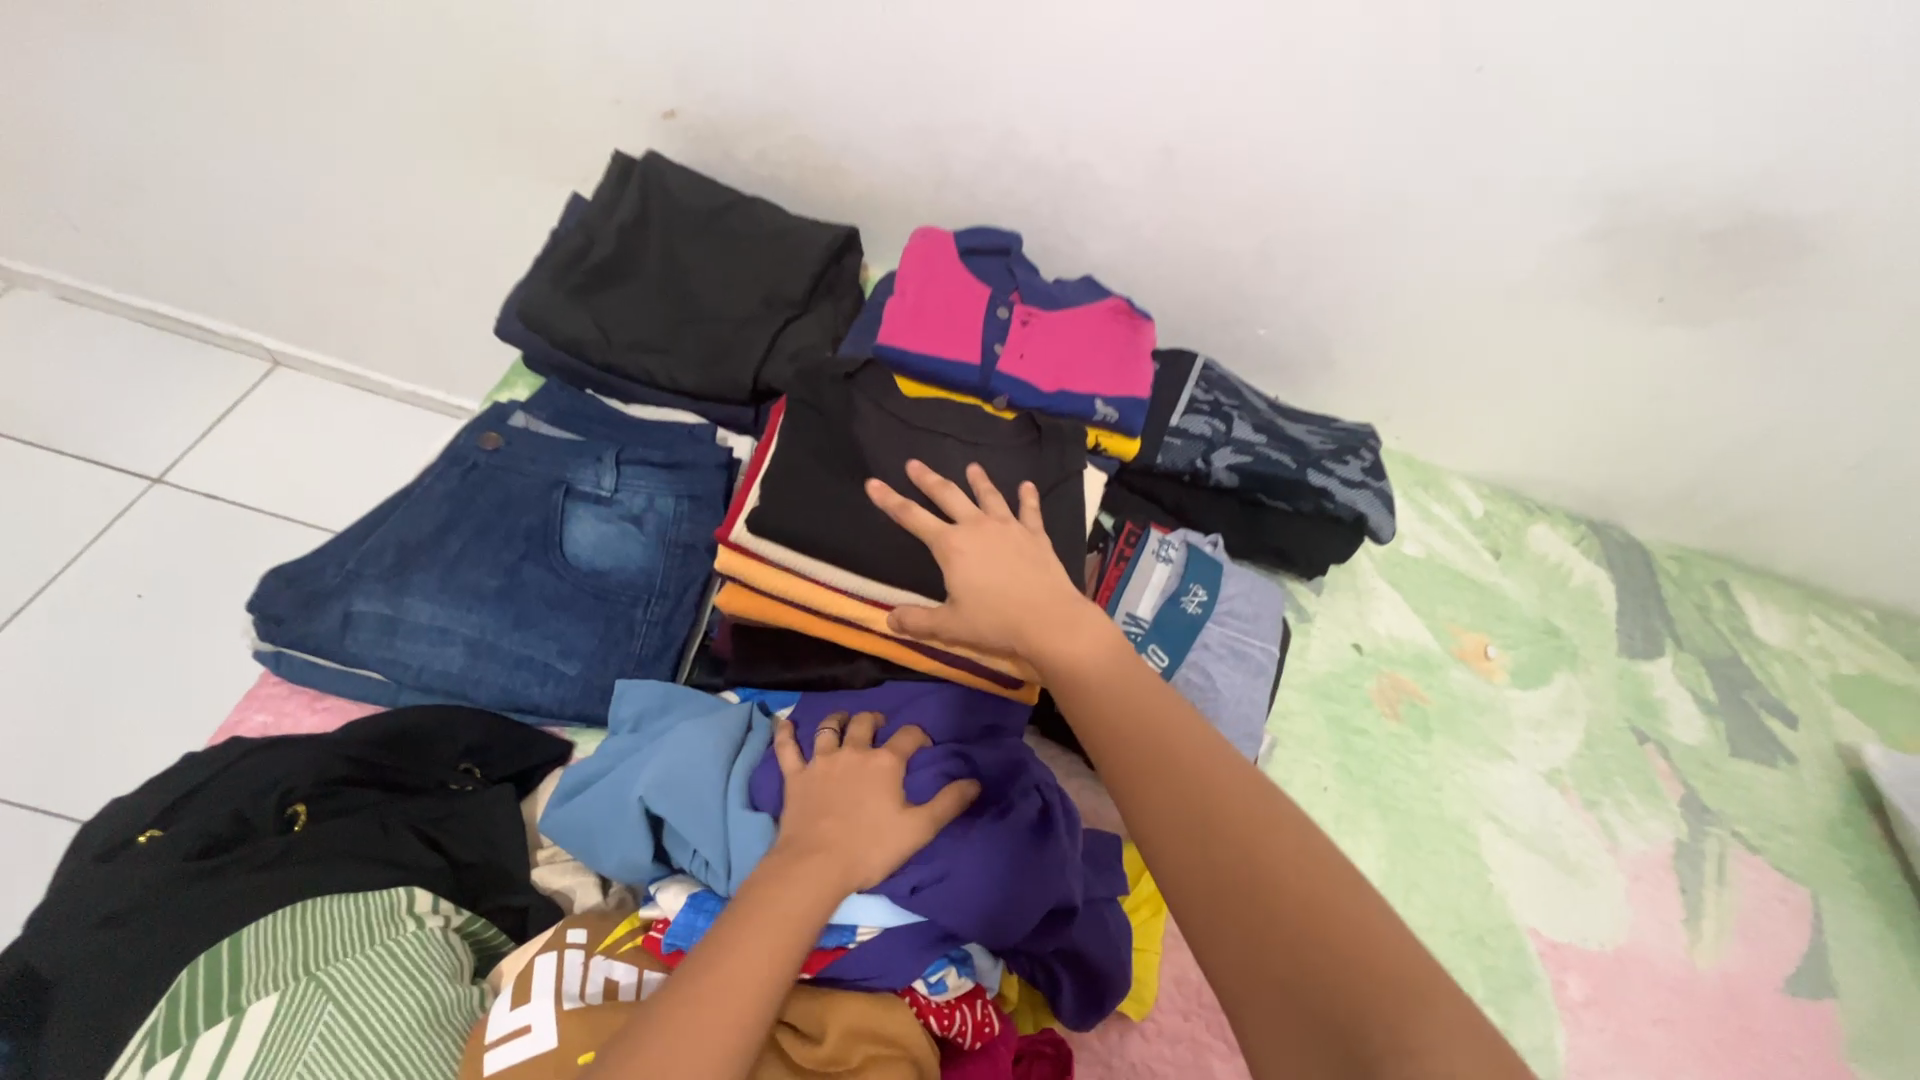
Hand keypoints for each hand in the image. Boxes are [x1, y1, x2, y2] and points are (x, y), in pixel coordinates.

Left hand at [768, 710, 979, 893]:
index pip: (908, 736)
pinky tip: (784, 723)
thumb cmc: (871, 848)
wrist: (816, 865)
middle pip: (866, 723)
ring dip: (838, 720)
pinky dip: (785, 733)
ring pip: (829, 728)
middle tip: (881, 726)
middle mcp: (854, 752)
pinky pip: (787, 748)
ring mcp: (821, 762)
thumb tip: (975, 782)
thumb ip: (948, 803)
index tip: (924, 745)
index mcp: (886, 762)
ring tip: (844, 720)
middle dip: (876, 720)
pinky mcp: (795, 777)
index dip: (919, 736)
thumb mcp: (919, 829)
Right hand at [865, 460, 1112, 664]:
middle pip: (948, 495)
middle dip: (927, 479)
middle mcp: (977, 527)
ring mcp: (1009, 527)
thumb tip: (889, 619)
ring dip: (979, 480)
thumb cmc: (995, 622)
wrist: (1049, 619)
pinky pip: (1029, 510)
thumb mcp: (948, 626)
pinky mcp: (1035, 535)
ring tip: (971, 467)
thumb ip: (917, 621)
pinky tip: (1026, 485)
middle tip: (913, 463)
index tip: (873, 483)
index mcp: (951, 546)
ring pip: (989, 496)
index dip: (889, 500)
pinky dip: (1027, 497)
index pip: (911, 518)